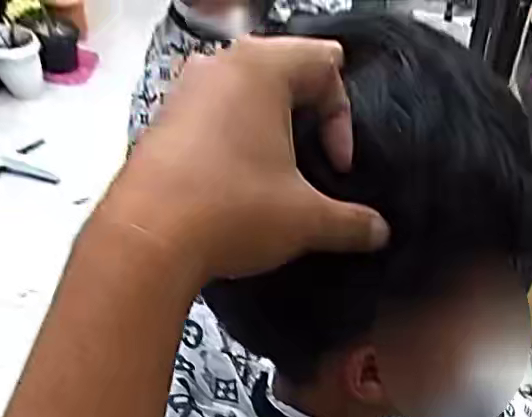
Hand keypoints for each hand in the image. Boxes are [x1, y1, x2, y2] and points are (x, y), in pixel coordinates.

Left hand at [100, 35, 389, 280]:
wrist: (151, 238)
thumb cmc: (233, 210)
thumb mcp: (307, 220)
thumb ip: (352, 223)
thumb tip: (380, 232)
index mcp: (261, 68)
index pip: (326, 63)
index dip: (344, 119)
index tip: (338, 168)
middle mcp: (220, 65)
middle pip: (286, 76)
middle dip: (310, 124)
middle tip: (314, 171)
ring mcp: (187, 91)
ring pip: (248, 99)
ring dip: (273, 138)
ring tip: (279, 185)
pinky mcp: (166, 123)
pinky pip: (217, 122)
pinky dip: (239, 148)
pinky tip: (241, 192)